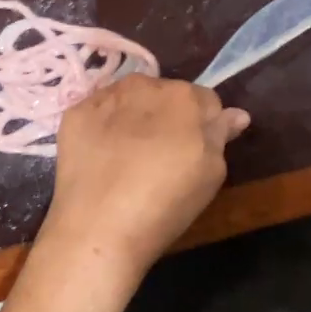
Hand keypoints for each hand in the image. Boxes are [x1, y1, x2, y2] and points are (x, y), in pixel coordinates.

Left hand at [39, 75, 250, 277]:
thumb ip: (221, 135)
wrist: (100, 226)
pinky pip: (99, 112)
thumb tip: (236, 114)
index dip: (204, 127)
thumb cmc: (166, 203)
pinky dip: (104, 126)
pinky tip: (102, 156)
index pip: (206, 102)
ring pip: (131, 98)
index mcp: (186, 97)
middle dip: (169, 116)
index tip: (195, 153)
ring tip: (129, 156)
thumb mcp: (211, 174)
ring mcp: (105, 97)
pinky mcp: (75, 113)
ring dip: (136, 116)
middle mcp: (145, 85)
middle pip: (167, 95)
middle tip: (162, 156)